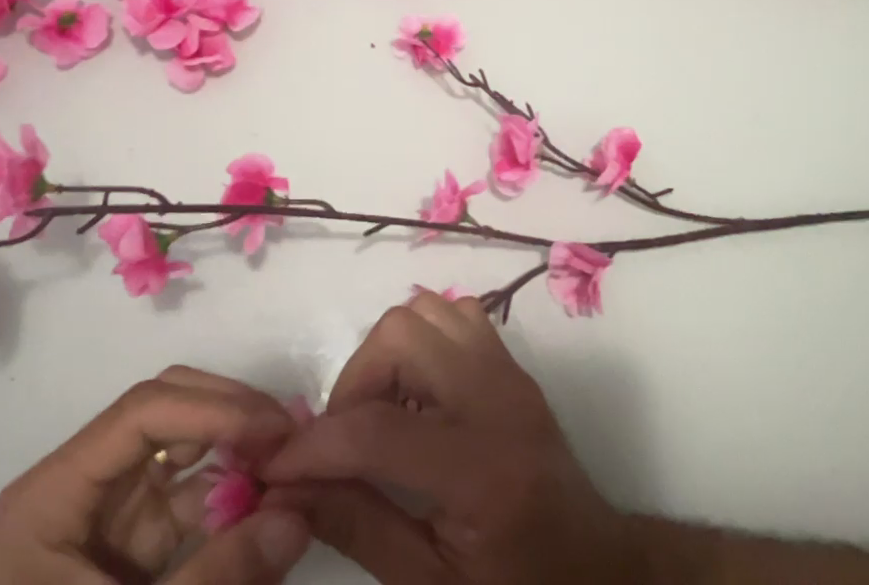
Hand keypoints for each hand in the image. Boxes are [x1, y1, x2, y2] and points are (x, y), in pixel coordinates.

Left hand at [0, 366, 310, 584]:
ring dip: (240, 452)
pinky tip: (272, 510)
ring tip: (293, 469)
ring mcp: (110, 512)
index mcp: (54, 493)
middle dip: (231, 416)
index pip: (142, 412)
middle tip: (292, 439)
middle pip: (165, 412)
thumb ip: (216, 576)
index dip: (214, 410)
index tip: (278, 431)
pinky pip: (194, 499)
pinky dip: (235, 497)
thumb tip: (298, 519)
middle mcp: (83, 484)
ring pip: (185, 449)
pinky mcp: (136, 543)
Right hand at [262, 293, 634, 584]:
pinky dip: (419, 343)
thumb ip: (356, 527)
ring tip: (381, 417)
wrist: (596, 565)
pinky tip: (415, 397)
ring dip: (385, 358)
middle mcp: (500, 401)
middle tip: (344, 443)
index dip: (311, 446)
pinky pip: (454, 316)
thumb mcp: (430, 583)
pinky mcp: (512, 365)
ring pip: (426, 311)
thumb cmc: (516, 584)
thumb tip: (286, 485)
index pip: (377, 429)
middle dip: (353, 384)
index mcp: (483, 471)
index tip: (272, 467)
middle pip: (402, 335)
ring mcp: (511, 373)